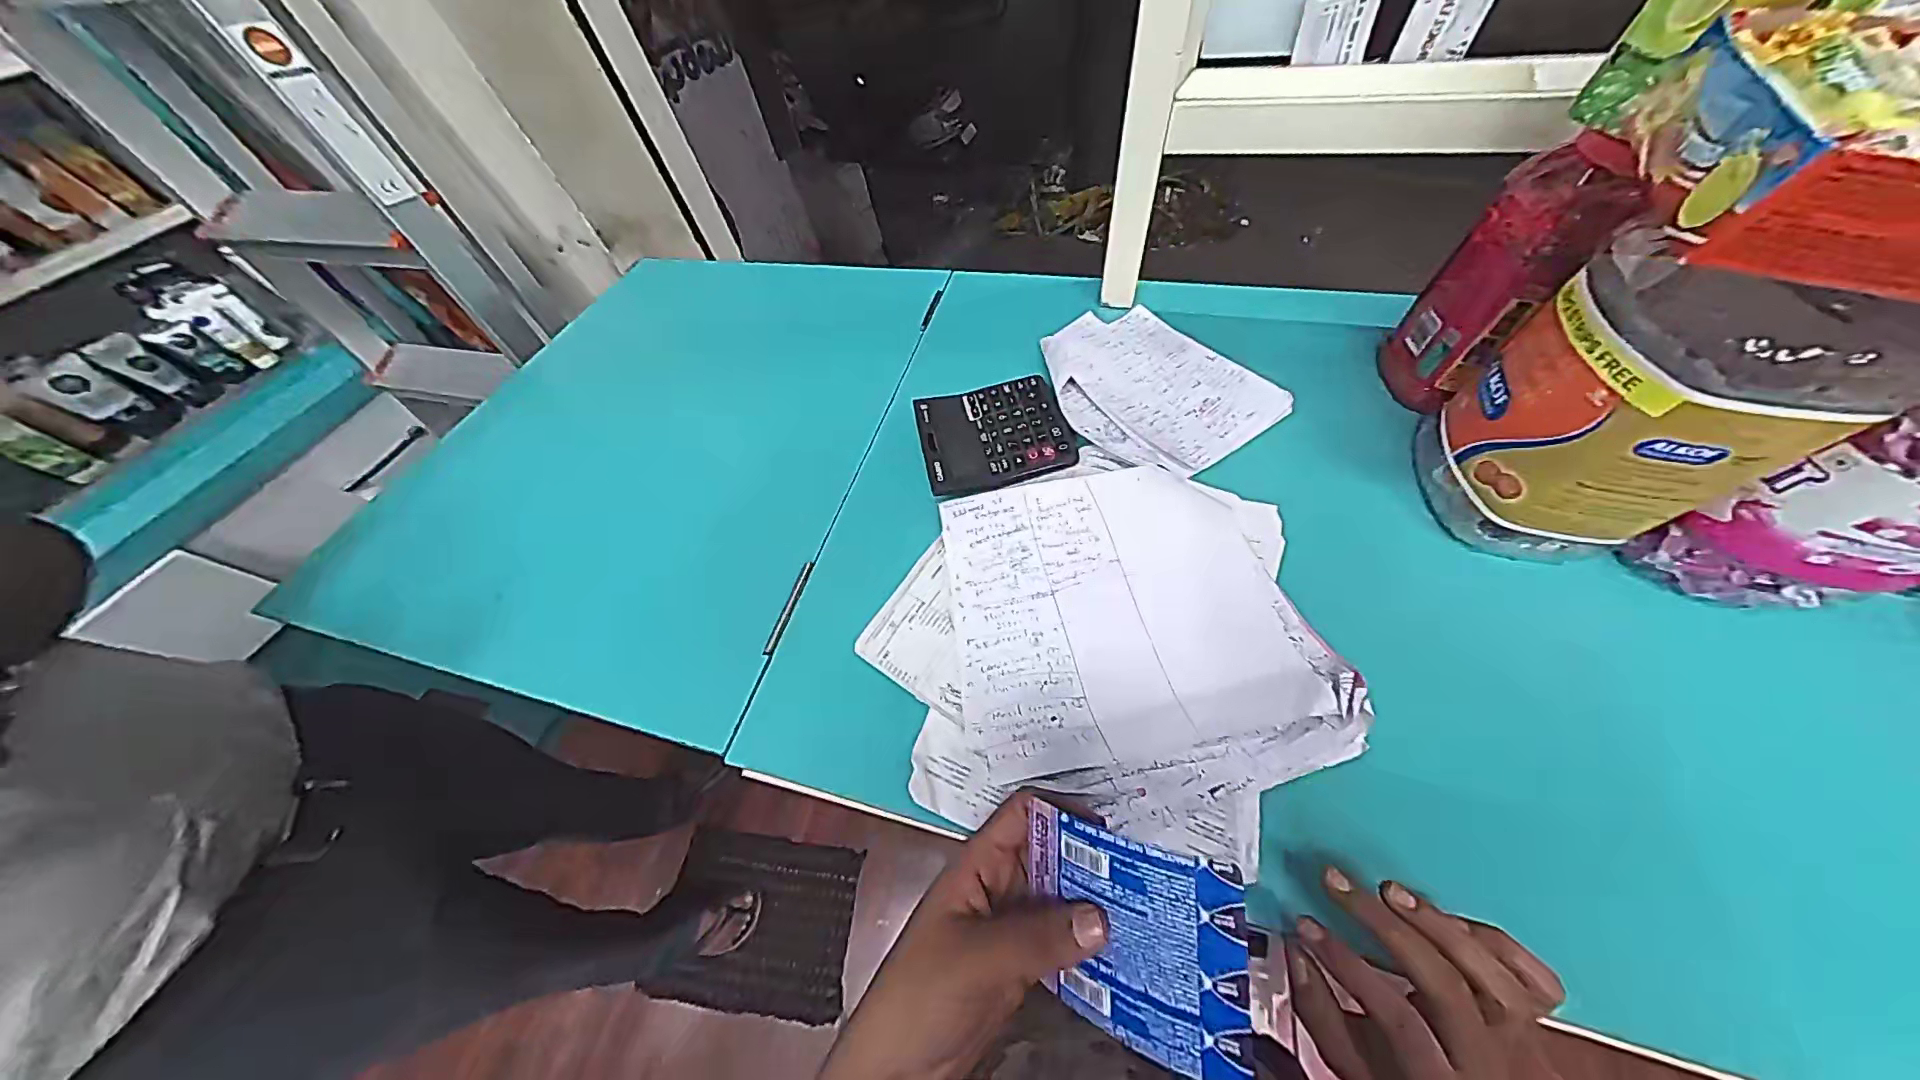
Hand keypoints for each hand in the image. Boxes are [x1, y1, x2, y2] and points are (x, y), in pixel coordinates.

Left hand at [817, 791, 1108, 1079]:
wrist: (898, 1066)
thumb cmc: (918, 995)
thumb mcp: (978, 958)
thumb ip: (1038, 936)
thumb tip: (1100, 917)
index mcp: (976, 866)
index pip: (1021, 816)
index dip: (1060, 811)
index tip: (1104, 828)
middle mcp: (996, 888)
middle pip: (1047, 853)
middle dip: (1087, 856)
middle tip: (1135, 870)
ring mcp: (1008, 926)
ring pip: (1057, 897)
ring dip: (1091, 900)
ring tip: (1137, 906)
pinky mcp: (1019, 963)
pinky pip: (1059, 939)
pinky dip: (1085, 940)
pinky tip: (1115, 950)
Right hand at [1289, 866, 1565, 1079]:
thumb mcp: (1360, 1073)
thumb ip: (1325, 1019)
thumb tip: (1298, 955)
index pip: (1396, 1015)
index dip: (1345, 964)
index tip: (1306, 926)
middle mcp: (1491, 1063)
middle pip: (1440, 981)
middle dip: (1379, 923)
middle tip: (1336, 884)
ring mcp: (1525, 1044)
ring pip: (1485, 972)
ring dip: (1432, 921)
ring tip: (1387, 888)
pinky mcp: (1541, 1025)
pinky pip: (1533, 976)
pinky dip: (1491, 939)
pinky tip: (1449, 918)